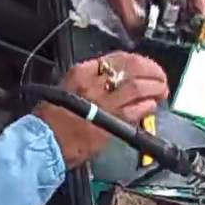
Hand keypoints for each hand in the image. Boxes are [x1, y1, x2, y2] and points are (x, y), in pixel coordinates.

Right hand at [37, 53, 168, 167]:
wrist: (43, 146)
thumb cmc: (49, 123)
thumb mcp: (65, 91)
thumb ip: (87, 83)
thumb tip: (109, 83)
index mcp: (83, 72)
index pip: (119, 58)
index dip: (139, 62)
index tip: (145, 67)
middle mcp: (95, 83)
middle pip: (135, 69)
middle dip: (153, 73)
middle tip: (160, 80)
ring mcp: (105, 104)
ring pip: (140, 88)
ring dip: (155, 89)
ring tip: (161, 93)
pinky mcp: (111, 124)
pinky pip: (137, 110)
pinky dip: (147, 107)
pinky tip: (151, 107)